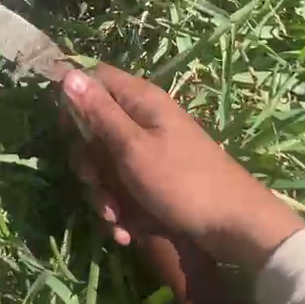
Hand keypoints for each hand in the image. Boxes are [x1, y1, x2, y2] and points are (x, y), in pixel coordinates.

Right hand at [61, 64, 304, 266]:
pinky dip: (122, 208)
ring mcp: (151, 149)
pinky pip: (126, 186)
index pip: (94, 79)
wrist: (237, 228)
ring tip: (115, 218)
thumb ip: (98, 112)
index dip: (74, 101)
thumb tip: (67, 73)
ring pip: (108, 162)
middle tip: (94, 183)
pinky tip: (127, 230)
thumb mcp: (132, 148)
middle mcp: (143, 118)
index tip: (68, 132)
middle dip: (89, 162)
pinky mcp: (157, 177)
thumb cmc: (182, 181)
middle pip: (95, 127)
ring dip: (104, 192)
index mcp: (140, 100)